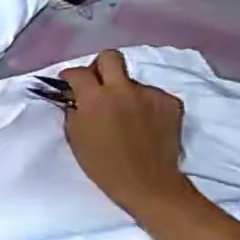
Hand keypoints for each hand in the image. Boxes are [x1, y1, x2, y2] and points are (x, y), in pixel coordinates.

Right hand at [58, 49, 198, 219]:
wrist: (146, 182)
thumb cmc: (102, 164)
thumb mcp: (76, 137)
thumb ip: (74, 111)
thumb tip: (75, 99)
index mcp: (96, 98)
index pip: (78, 72)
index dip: (69, 76)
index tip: (68, 83)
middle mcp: (124, 90)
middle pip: (110, 57)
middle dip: (99, 66)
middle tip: (96, 84)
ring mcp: (151, 94)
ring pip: (132, 81)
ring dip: (123, 92)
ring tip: (123, 115)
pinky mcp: (171, 103)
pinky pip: (151, 95)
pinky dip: (143, 104)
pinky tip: (142, 122)